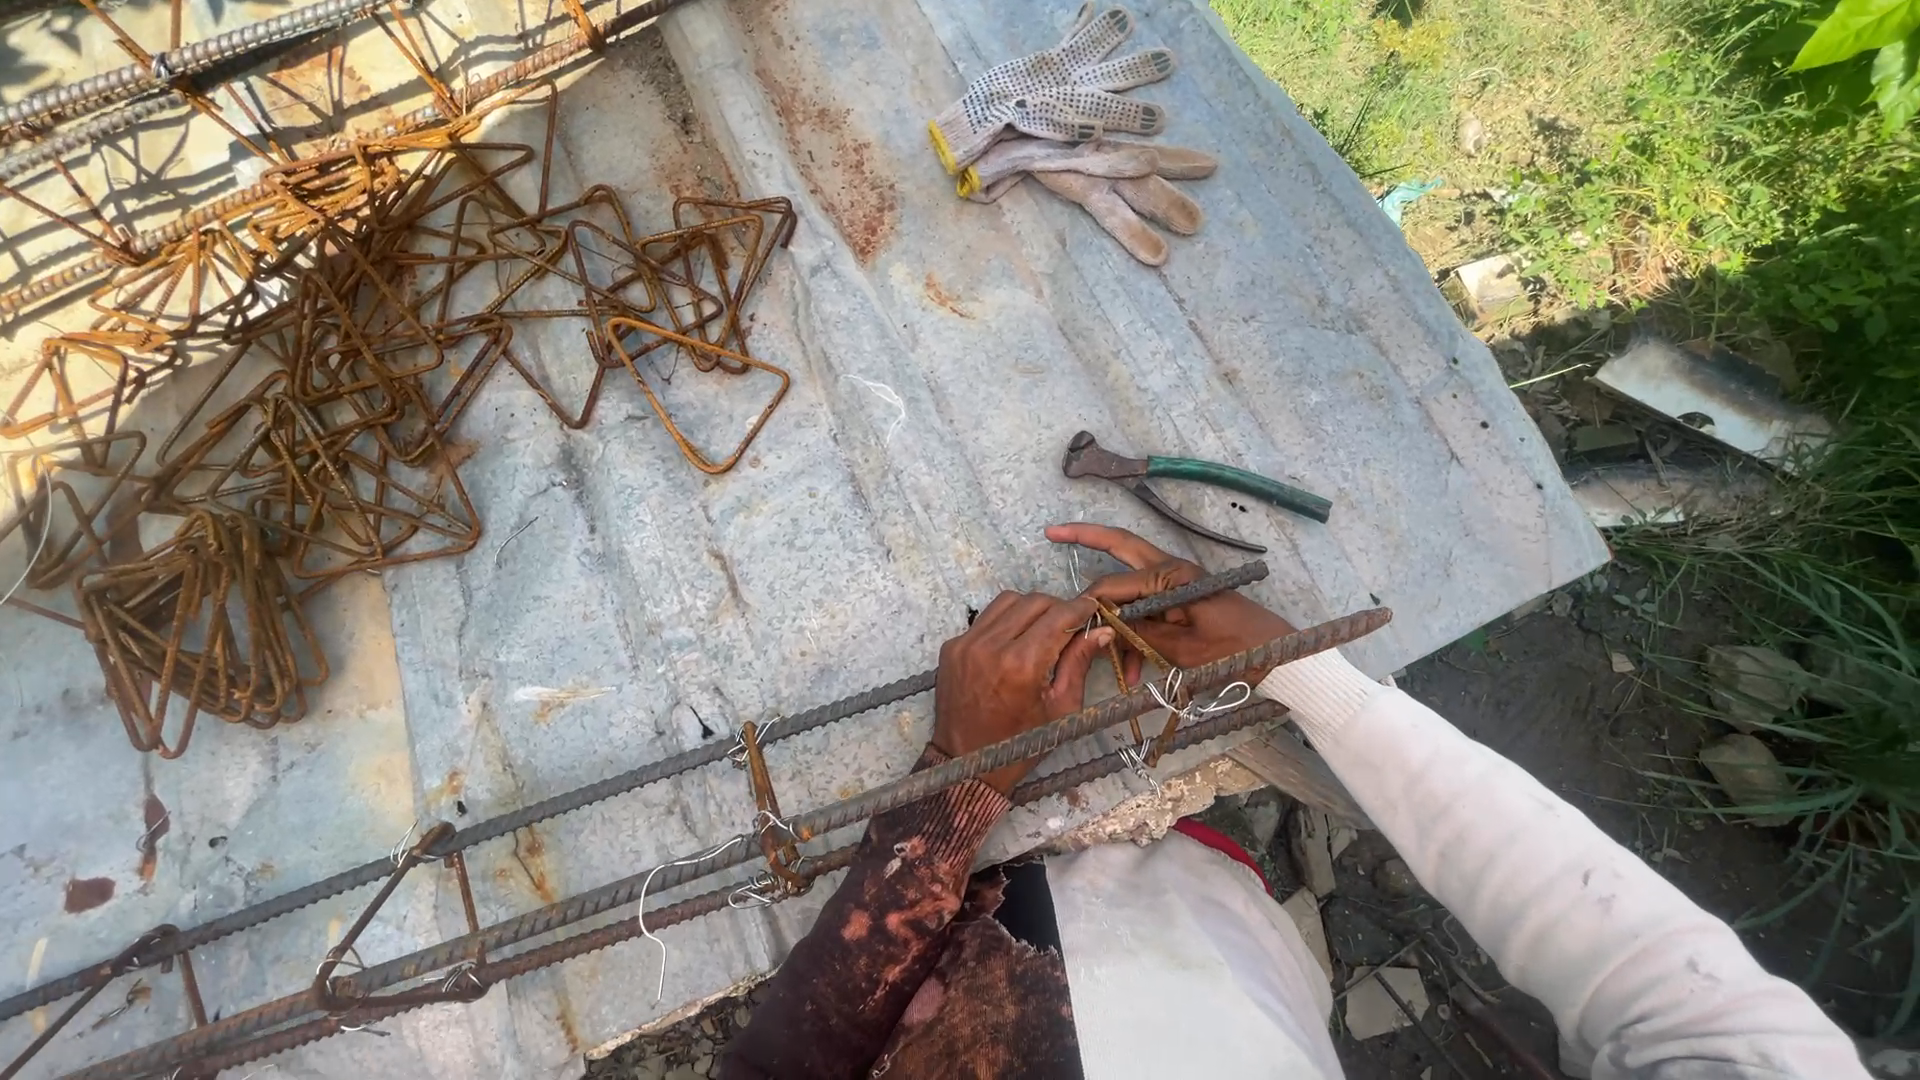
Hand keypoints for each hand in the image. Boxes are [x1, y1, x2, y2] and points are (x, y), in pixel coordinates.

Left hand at [933, 591, 1110, 793]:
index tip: (1092, 609)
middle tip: (1070, 624)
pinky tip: (1015, 641)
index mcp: (1022, 665)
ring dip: (1031, 609)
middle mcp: (991, 647)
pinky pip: (985, 619)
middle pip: (1034, 601)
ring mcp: (966, 644)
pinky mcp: (952, 647)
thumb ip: (1079, 662)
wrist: (966, 764)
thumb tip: (1103, 630)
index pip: (1059, 616)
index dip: (1081, 609)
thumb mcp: (1061, 708)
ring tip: (1042, 629)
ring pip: (1008, 601)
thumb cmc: (1020, 744)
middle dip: (1058, 607)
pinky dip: (1006, 621)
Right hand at [1045, 523, 1294, 680]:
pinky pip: (1146, 609)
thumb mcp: (1182, 648)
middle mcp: (1170, 570)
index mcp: (1170, 577)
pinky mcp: (1181, 599)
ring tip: (1103, 653)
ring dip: (1115, 617)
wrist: (1279, 658)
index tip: (1071, 623)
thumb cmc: (1234, 652)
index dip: (1090, 605)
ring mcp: (1176, 583)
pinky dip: (1135, 635)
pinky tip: (1132, 669)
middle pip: (1120, 545)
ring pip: (1130, 588)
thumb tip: (1103, 618)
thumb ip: (1139, 631)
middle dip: (1085, 537)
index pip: (1113, 584)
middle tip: (1052, 531)